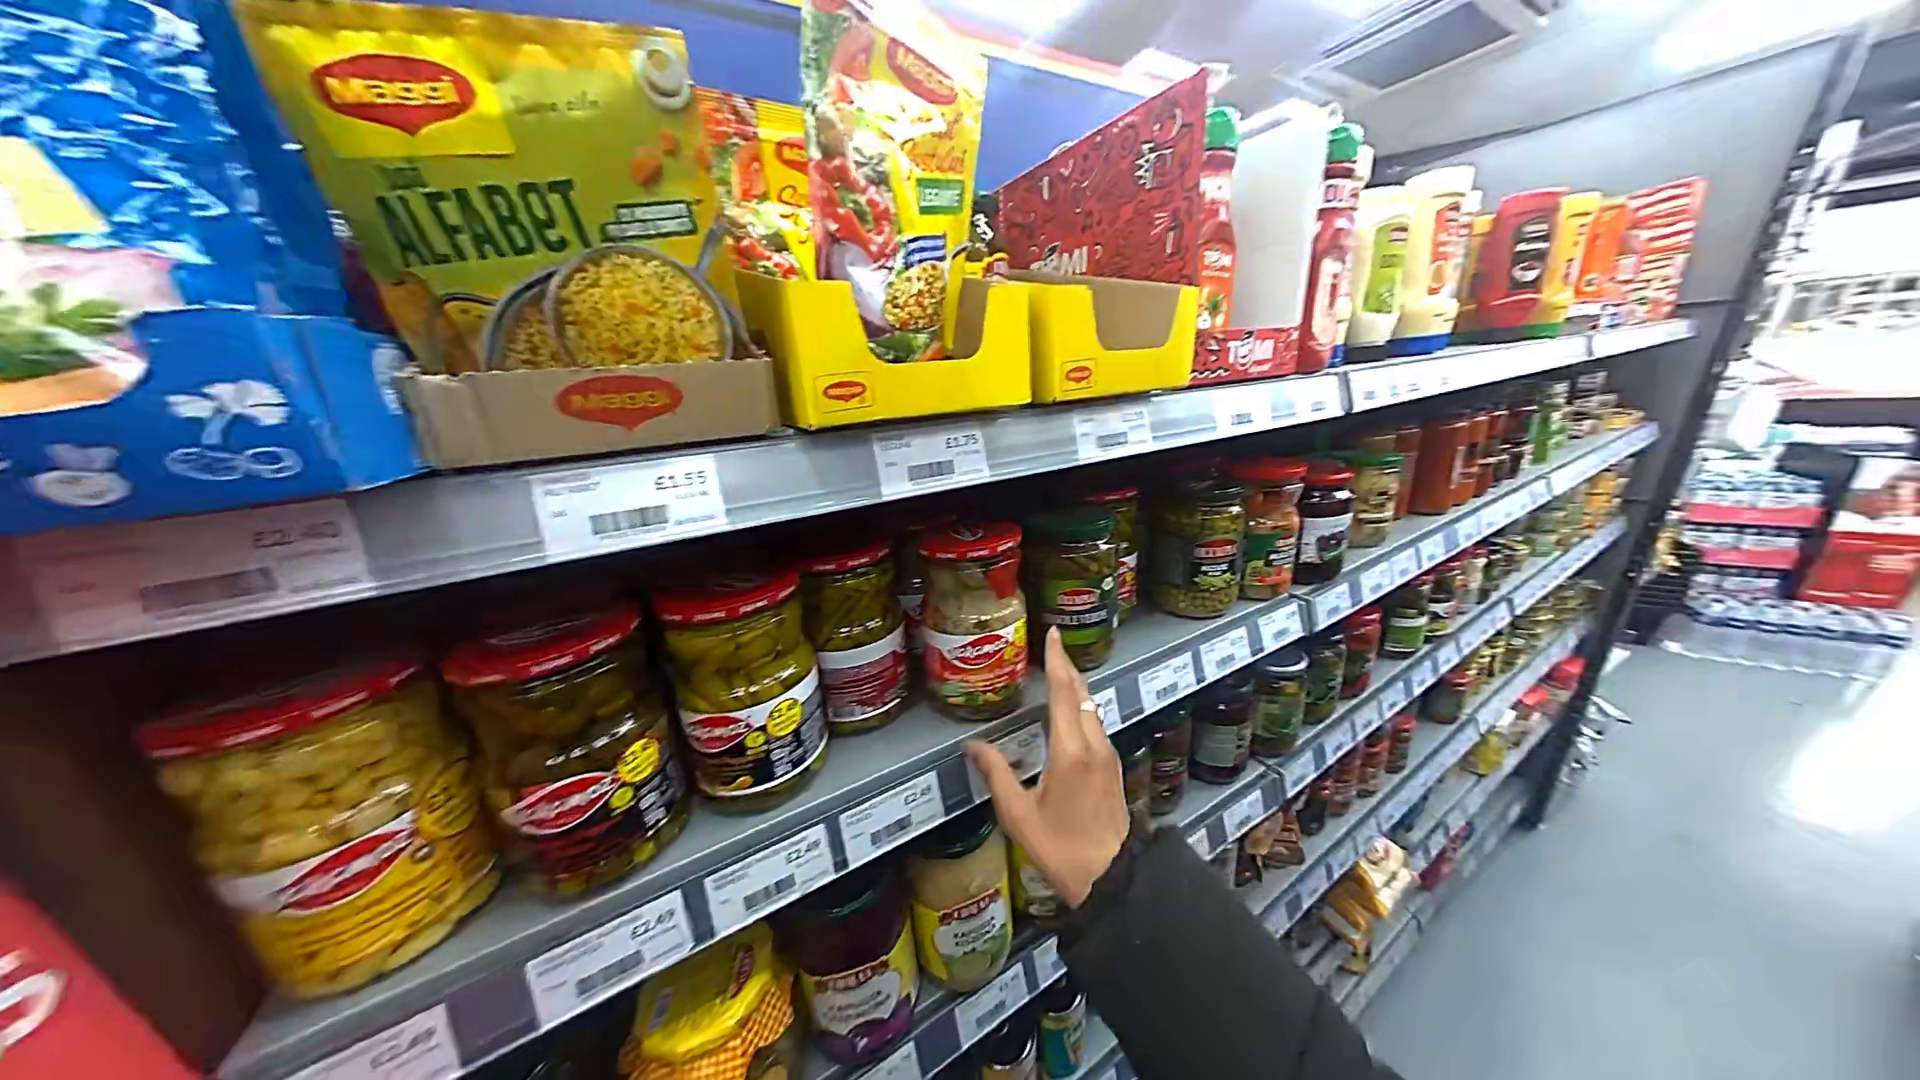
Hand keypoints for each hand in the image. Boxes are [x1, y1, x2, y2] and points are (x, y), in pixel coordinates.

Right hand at [965, 628, 1130, 907]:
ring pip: (1092, 707)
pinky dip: (1081, 706)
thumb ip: (996, 774)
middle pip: (1081, 693)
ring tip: (1056, 672)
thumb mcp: (1018, 813)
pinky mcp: (1113, 767)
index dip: (1056, 660)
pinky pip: (1096, 723)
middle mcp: (1094, 745)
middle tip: (1051, 645)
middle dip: (1066, 666)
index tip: (1052, 634)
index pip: (1064, 692)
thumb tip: (972, 746)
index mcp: (1070, 751)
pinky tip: (1069, 712)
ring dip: (1075, 686)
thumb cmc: (1059, 846)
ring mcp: (1108, 755)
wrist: (1112, 876)